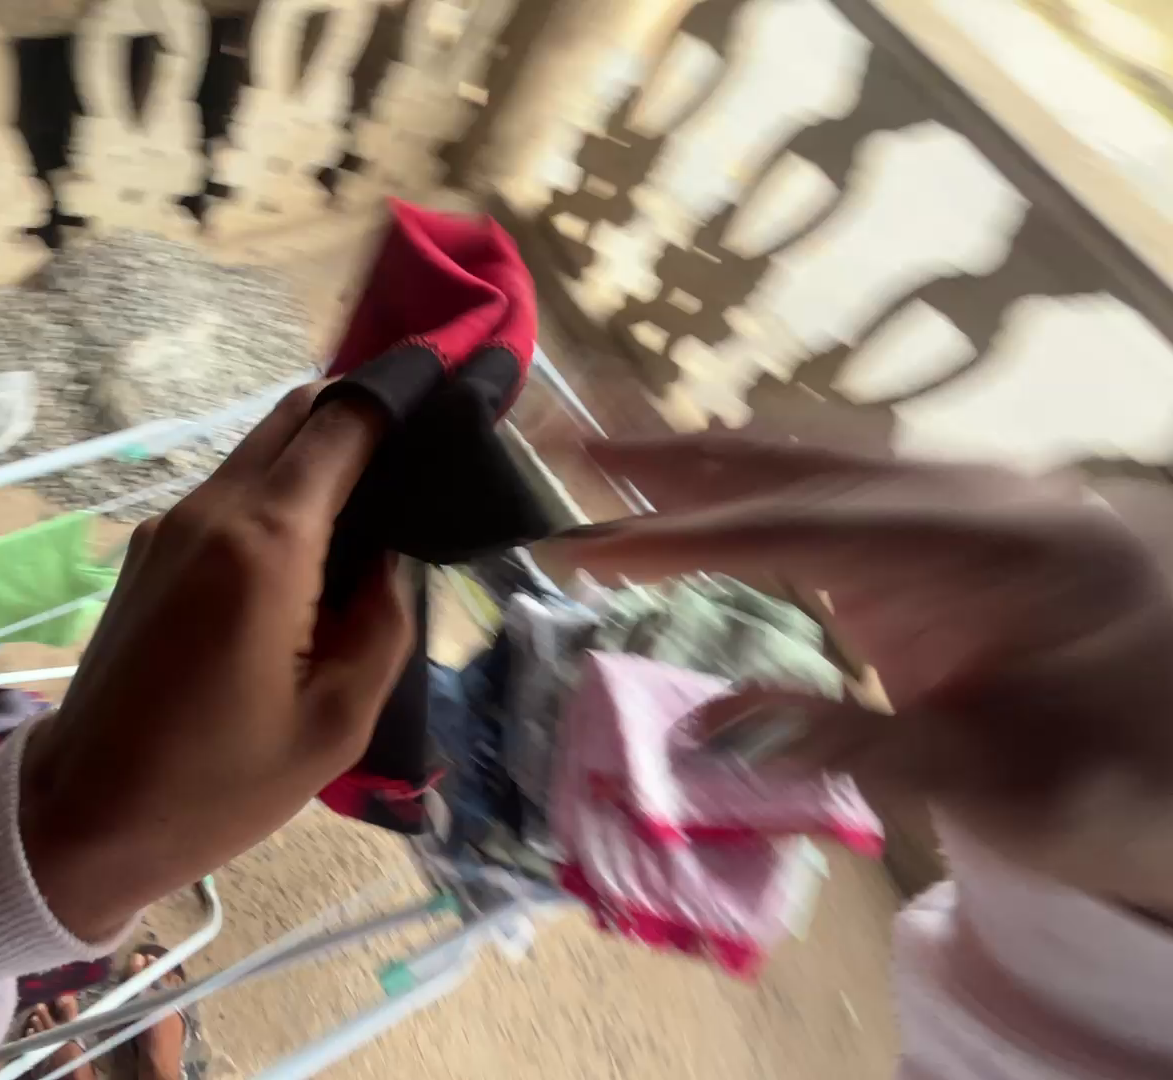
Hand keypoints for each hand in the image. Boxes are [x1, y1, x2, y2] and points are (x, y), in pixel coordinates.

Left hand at [19, 382, 414, 940]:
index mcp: (265, 544)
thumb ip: (383, 620)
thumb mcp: (336, 720)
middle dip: (356, 415)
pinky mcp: (146, 550)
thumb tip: (387, 555)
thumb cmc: (217, 784)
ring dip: (312, 459)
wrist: (85, 812)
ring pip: (256, 454)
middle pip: (293, 418)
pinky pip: (225, 496)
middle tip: (413, 451)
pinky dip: (273, 496)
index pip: (341, 424)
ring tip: (368, 506)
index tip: (444, 387)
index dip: (396, 394)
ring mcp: (168, 525)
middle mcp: (210, 510)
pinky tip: (301, 550)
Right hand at [553, 435, 1172, 920]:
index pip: (797, 528)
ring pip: (795, 462)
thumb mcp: (998, 786)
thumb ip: (849, 743)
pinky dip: (732, 486)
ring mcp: (958, 500)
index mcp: (1004, 546)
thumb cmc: (1121, 783)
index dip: (677, 539)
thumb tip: (702, 725)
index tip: (583, 551)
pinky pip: (813, 488)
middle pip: (787, 464)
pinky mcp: (935, 523)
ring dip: (690, 461)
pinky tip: (684, 487)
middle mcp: (977, 496)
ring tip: (602, 457)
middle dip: (668, 459)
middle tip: (572, 451)